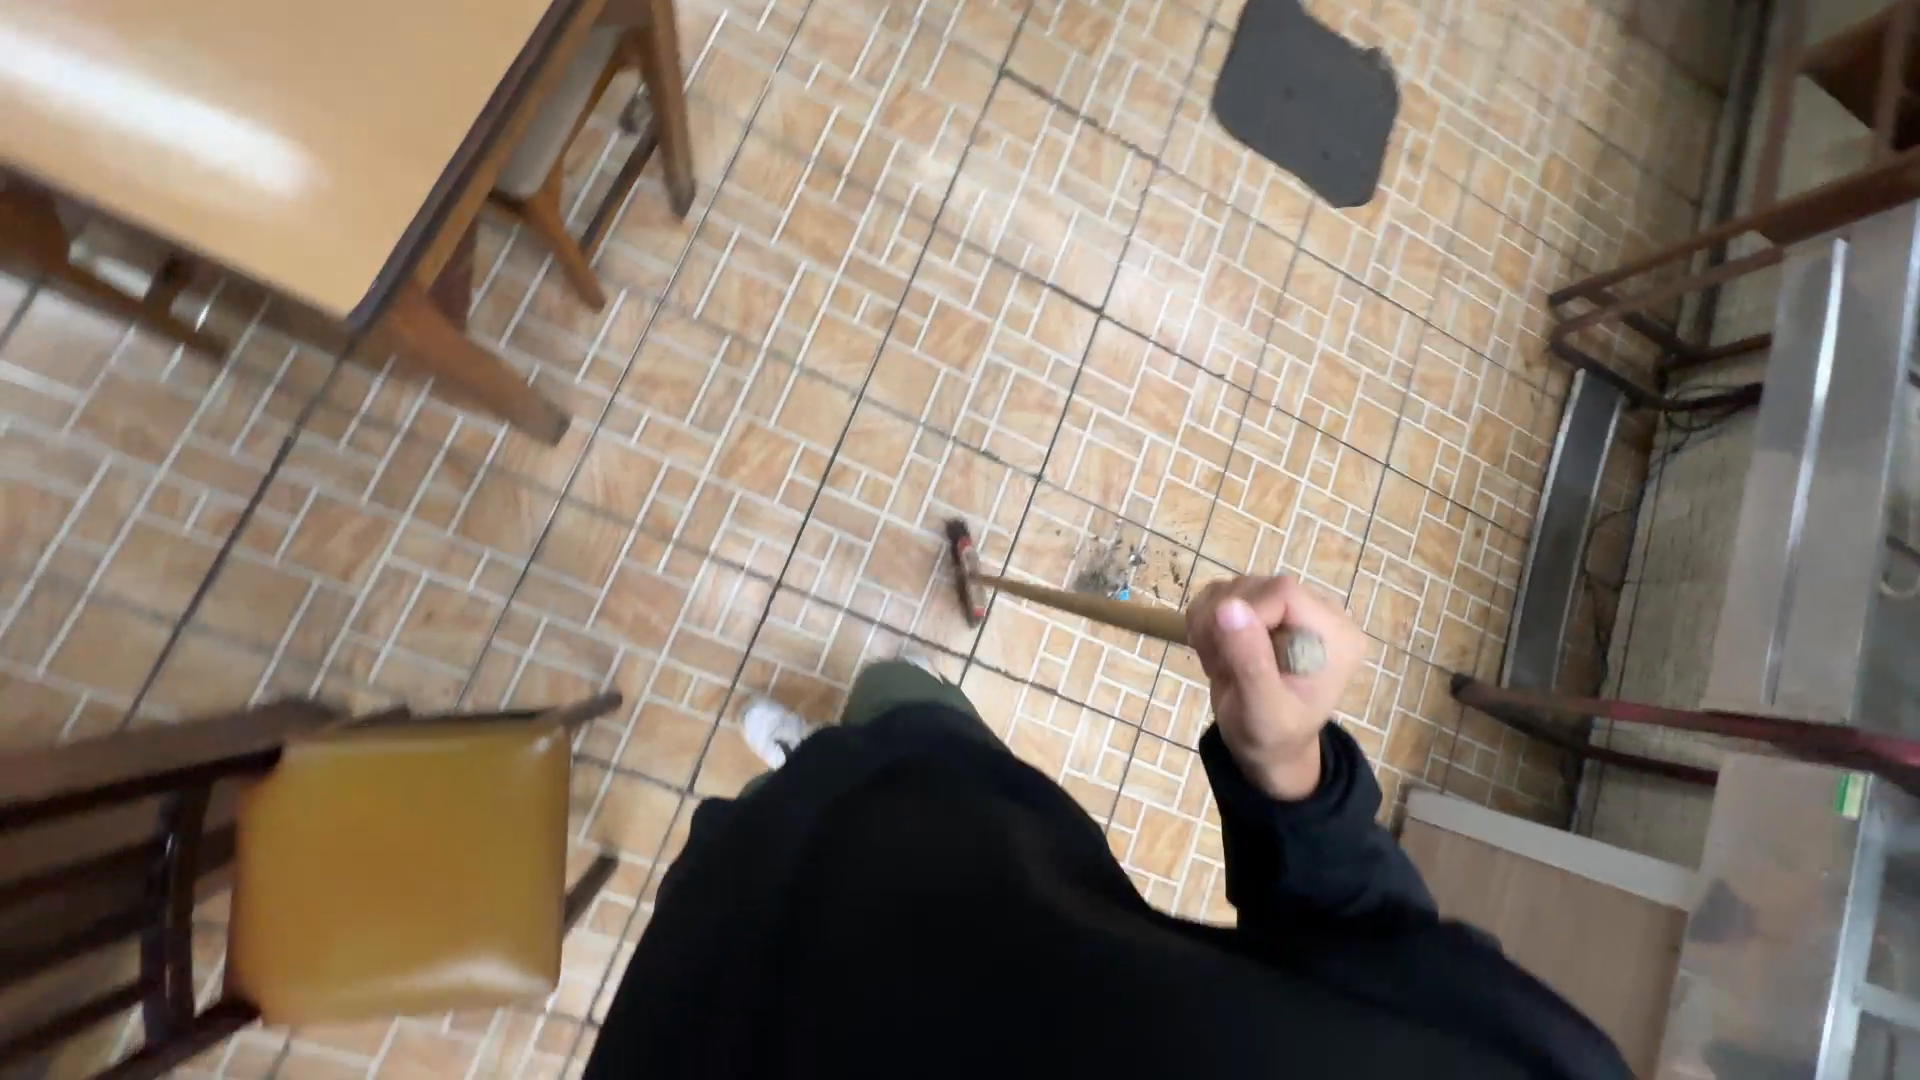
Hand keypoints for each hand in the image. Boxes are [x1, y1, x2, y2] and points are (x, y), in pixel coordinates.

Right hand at [1185, 575, 1366, 800]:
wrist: (1266, 748)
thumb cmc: (1271, 737)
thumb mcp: (1262, 710)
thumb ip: (1250, 661)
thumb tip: (1226, 606)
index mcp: (1336, 637)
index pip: (1282, 592)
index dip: (1245, 614)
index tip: (1226, 653)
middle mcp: (1318, 614)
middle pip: (1255, 586)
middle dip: (1222, 624)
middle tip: (1219, 667)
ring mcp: (1287, 609)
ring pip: (1233, 588)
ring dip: (1210, 626)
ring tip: (1221, 666)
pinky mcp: (1261, 609)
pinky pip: (1220, 594)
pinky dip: (1204, 621)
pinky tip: (1217, 653)